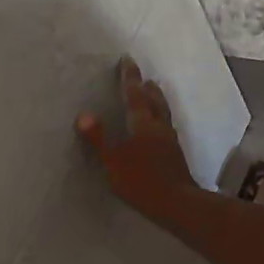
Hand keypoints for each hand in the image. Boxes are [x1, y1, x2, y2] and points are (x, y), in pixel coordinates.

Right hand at [76, 58, 196, 213]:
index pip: (136, 95)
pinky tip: (161, 129)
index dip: (130, 78)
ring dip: (158, 102)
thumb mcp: (113, 162)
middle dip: (148, 88)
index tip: (128, 60)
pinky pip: (167, 129)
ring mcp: (171, 142)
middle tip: (145, 78)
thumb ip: (99, 139)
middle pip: (156, 102)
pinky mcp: (176, 156)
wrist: (178, 203)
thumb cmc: (142, 181)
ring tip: (155, 96)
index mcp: (144, 124)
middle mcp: (160, 128)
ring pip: (164, 114)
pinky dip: (161, 120)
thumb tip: (84, 115)